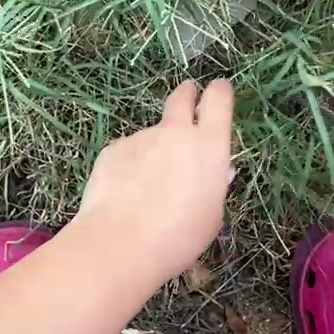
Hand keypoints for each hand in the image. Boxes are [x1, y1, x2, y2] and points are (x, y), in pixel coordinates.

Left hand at [71, 79, 235, 286]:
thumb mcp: (210, 215)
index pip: (219, 100)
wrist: (120, 243)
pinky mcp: (113, 149)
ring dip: (154, 151)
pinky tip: (123, 196)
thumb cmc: (178, 237)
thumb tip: (213, 172)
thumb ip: (212, 185)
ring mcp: (140, 137)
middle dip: (187, 94)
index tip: (219, 91)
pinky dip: (129, 167)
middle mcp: (175, 132)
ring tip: (146, 191)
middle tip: (188, 98)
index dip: (220, 92)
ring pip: (153, 136)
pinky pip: (128, 153)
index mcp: (208, 146)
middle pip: (182, 97)